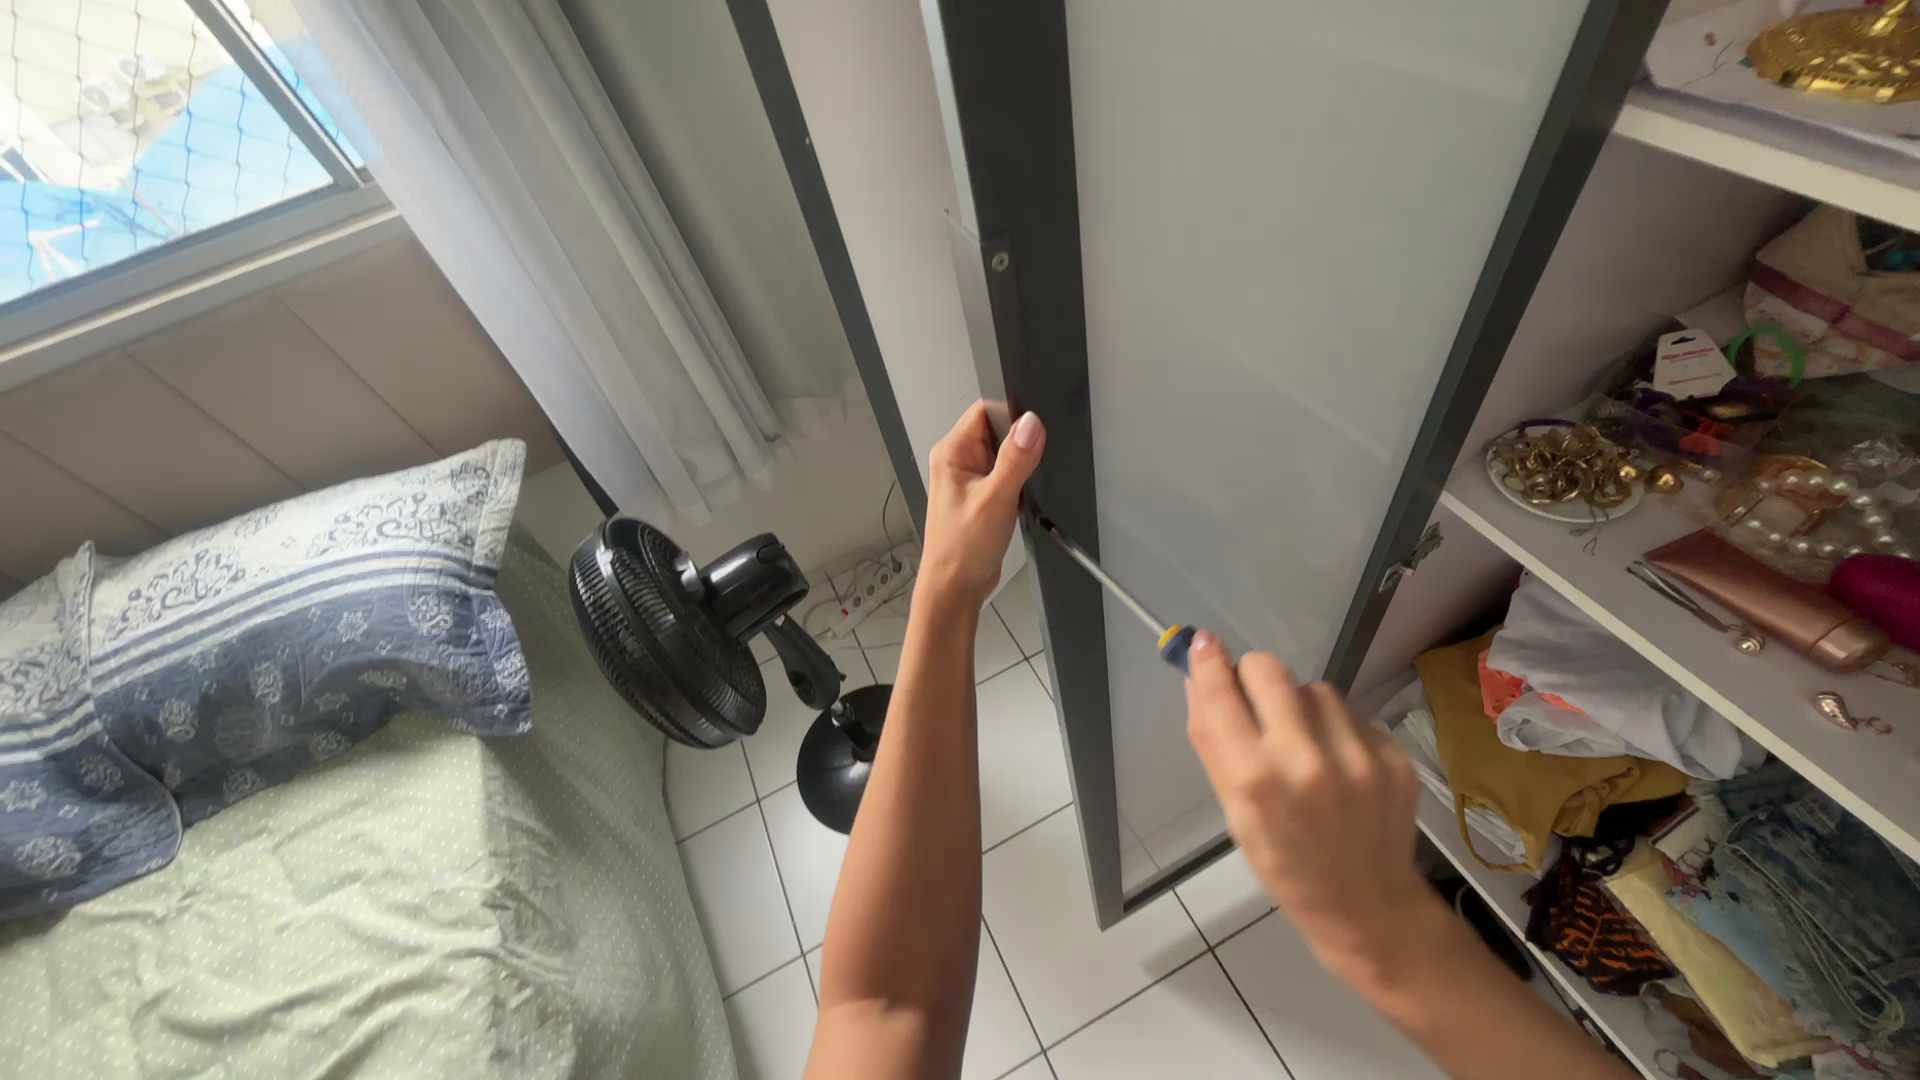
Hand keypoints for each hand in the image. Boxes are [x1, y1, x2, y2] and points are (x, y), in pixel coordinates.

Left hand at [918, 403, 1045, 609]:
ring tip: (1019, 491)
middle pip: (998, 432)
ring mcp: (969, 479)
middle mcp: (958, 461)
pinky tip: (1018, 503)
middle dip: (1018, 447)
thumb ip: (1016, 459)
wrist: (955, 588)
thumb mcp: (995, 498)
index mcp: (952, 452)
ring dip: (1018, 469)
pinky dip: (1017, 487)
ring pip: (1004, 456)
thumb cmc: (963, 548)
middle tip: (1026, 471)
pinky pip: (1006, 477)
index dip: (1011, 417)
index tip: (1033, 434)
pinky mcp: (982, 497)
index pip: (984, 411)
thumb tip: (1032, 422)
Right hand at [1183, 632, 1436, 987]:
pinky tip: (1337, 762)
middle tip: (1253, 697)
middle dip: (1253, 674)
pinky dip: (1335, 726)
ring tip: (1304, 743)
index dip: (1207, 661)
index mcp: (1257, 780)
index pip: (1221, 695)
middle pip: (1269, 670)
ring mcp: (1358, 757)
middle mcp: (1307, 760)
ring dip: (1299, 704)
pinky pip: (1351, 713)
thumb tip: (1196, 679)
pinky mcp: (1394, 757)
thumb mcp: (1232, 810)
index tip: (1203, 642)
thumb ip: (1211, 740)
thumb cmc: (1282, 861)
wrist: (1366, 904)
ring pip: (1314, 688)